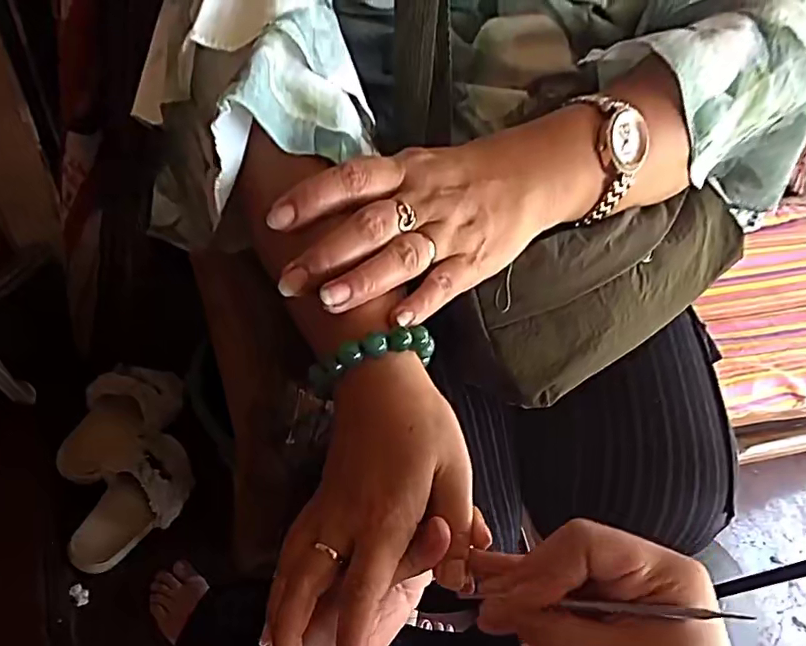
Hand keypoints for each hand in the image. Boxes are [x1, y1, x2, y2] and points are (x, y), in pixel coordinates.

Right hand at [265, 357, 487, 645]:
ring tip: (267, 645)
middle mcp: (346, 523)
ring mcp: (323, 512)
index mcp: (386, 519)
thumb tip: (460, 580)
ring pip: (290, 566)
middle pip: (307, 582)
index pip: (363, 586)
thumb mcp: (456, 473)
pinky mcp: (315, 503)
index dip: (351, 630)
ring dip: (275, 607)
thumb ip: (458, 528)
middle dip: (291, 627)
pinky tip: (276, 598)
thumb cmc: (424, 426)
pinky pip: (291, 548)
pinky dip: (279, 578)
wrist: (378, 382)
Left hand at [267, 133, 569, 326]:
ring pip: (403, 256)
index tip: (276, 220)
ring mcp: (449, 232)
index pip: (352, 180)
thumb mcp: (414, 166)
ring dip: (365, 280)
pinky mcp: (472, 262)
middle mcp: (423, 200)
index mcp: (404, 172)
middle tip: (290, 280)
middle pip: (370, 225)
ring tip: (329, 301)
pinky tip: (399, 319)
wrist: (529, 176)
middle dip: (326, 253)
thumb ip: (372, 186)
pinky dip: (423, 302)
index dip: (313, 199)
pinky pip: (446, 284)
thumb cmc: (458, 177)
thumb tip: (316, 202)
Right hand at [471, 520, 750, 645]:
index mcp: (663, 571)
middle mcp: (645, 570)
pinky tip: (501, 601)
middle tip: (485, 604)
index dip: (541, 568)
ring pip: (562, 575)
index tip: (511, 603)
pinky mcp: (612, 612)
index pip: (586, 544)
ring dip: (524, 589)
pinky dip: (536, 603)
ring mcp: (628, 591)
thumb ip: (543, 625)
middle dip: (527, 579)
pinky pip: (567, 597)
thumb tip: (492, 607)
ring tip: (481, 598)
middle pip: (570, 554)